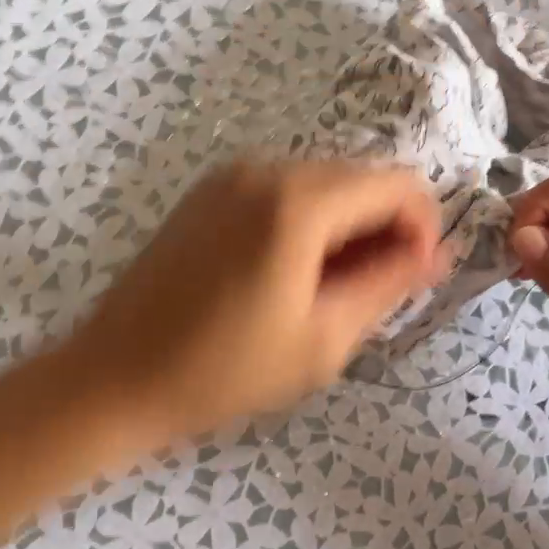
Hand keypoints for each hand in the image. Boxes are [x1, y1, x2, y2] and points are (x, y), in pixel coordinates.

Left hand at [67, 159, 444, 444]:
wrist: (111, 380)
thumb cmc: (223, 372)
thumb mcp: (323, 340)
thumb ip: (389, 285)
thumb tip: (437, 253)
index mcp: (298, 203)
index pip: (397, 183)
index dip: (423, 225)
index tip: (416, 276)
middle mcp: (268, 169)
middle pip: (363, 177)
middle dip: (386, 226)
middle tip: (375, 290)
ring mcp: (234, 174)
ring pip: (327, 182)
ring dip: (349, 224)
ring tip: (332, 287)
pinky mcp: (211, 189)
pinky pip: (287, 189)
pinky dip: (310, 219)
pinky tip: (292, 270)